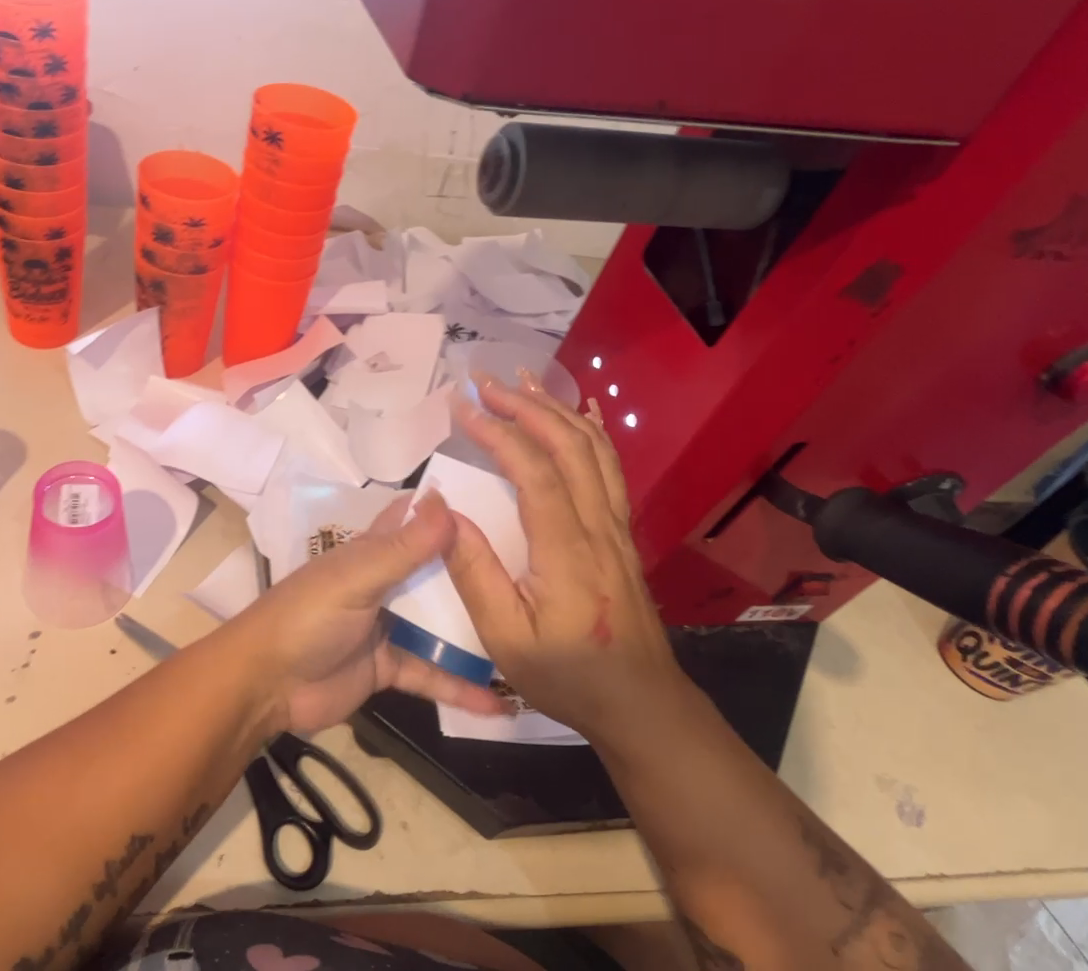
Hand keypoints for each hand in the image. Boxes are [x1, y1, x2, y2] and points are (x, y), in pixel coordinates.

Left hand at [223, 495, 510, 736]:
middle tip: (537, 570)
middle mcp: (382, 584)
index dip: (450, 510)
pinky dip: (460, 687)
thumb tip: (447, 501)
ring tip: (531, 630)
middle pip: (436, 573)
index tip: (504, 502)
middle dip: (476, 571)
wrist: (264, 685)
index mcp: (369, 553)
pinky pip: (431, 674)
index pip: (413, 521)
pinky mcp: (387, 668)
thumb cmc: (306, 618)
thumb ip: (401, 549)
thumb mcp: (354, 579)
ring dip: (476, 630)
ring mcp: (386, 628)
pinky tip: (500, 703)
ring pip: (439, 624)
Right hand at [443, 375, 687, 746]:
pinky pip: (611, 470)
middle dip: (525, 406)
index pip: (534, 472)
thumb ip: (475, 573)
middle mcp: (599, 528)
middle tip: (484, 382)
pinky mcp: (622, 537)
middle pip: (569, 447)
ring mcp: (617, 529)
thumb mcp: (505, 638)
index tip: (461, 408)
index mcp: (567, 550)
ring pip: (594, 451)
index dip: (498, 432)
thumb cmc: (567, 676)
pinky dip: (593, 433)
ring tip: (524, 382)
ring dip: (557, 411)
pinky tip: (582, 414)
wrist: (641, 704)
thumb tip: (445, 513)